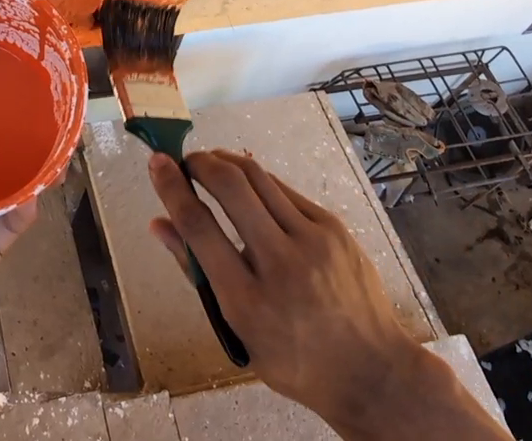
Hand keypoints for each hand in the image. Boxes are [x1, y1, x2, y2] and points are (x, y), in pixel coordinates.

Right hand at [148, 149, 507, 440]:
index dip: (172, 188)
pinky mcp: (334, 228)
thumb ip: (197, 272)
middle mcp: (281, 264)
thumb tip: (158, 223)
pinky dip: (258, 181)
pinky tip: (247, 184)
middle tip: (185, 160)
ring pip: (259, 178)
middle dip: (200, 162)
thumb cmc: (295, 359)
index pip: (200, 227)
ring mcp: (314, 241)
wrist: (375, 372)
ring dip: (226, 162)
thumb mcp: (238, 329)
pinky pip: (285, 190)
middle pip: (231, 187)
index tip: (157, 163)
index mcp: (247, 300)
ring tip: (210, 162)